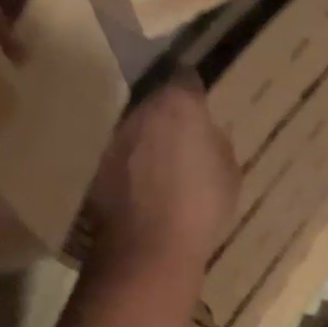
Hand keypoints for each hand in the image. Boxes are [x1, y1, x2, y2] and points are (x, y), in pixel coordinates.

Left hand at [83, 70, 238, 273]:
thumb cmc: (201, 206)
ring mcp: (114, 139)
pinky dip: (131, 170)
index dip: (196, 92)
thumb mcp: (230, 174)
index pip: (187, 80)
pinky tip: (145, 193)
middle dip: (169, 119)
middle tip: (186, 142)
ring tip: (164, 172)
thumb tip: (210, 136)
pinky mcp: (97, 168)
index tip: (203, 105)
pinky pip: (121, 161)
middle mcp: (140, 112)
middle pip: (156, 105)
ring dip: (148, 144)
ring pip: (136, 132)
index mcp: (178, 105)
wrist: (149, 246)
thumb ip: (218, 146)